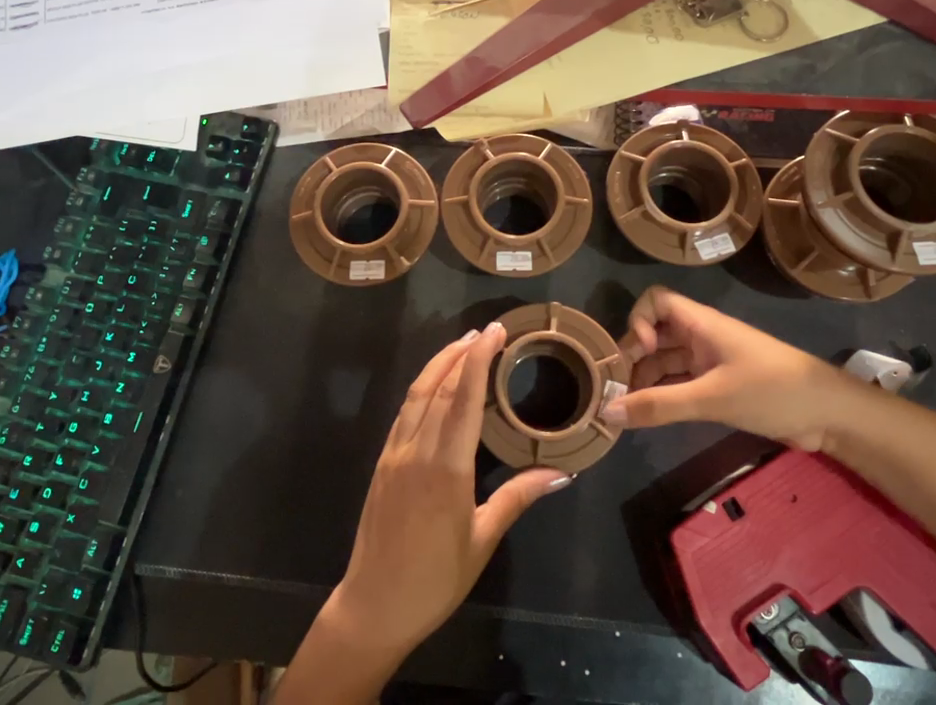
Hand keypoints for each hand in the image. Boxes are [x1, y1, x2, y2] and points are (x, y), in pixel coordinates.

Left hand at [324, 323, 571, 654]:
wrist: (375, 604)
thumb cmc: (436, 578)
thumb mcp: (482, 539)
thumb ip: (517, 497)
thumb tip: (560, 473)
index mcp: (446, 467)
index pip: (464, 398)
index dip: (479, 360)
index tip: (494, 332)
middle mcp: (417, 450)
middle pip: (439, 388)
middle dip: (461, 354)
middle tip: (485, 331)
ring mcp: (394, 455)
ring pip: (416, 396)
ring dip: (439, 366)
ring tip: (461, 346)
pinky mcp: (382, 464)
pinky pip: (404, 415)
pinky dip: (421, 391)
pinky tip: (435, 388)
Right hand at [601, 286, 859, 450]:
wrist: (830, 414)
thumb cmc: (771, 390)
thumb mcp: (711, 398)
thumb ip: (659, 406)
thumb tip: (606, 412)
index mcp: (701, 324)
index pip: (656, 302)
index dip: (638, 320)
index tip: (639, 352)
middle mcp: (701, 337)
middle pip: (654, 335)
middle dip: (632, 357)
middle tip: (615, 389)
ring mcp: (710, 363)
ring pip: (665, 362)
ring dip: (645, 381)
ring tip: (624, 410)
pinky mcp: (719, 388)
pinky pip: (680, 384)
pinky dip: (662, 396)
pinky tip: (647, 417)